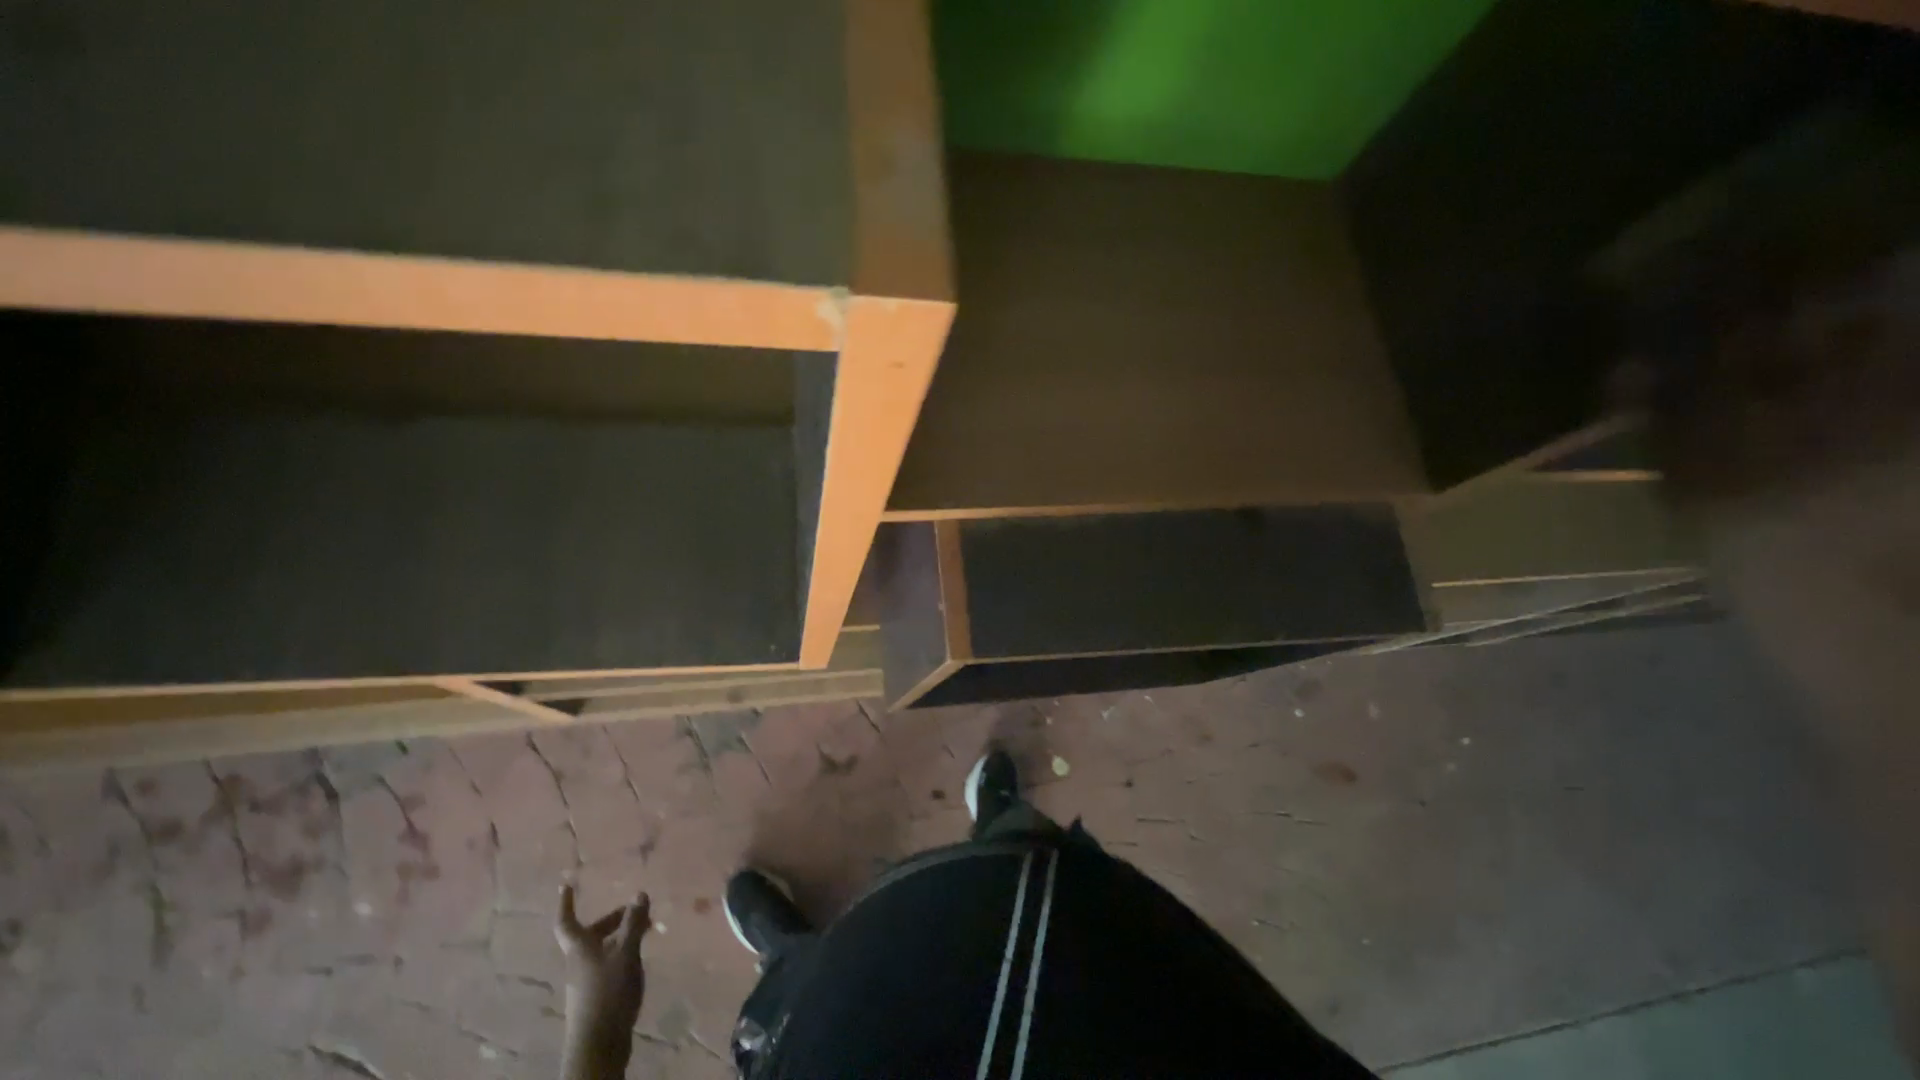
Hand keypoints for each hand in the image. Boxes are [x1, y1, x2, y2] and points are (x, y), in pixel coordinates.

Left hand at [555, 883, 650, 1079]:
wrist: (598, 1043)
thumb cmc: (608, 992)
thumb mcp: (625, 953)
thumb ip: (633, 925)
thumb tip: (639, 893)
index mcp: (579, 948)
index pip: (566, 920)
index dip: (566, 902)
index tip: (566, 885)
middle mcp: (578, 961)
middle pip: (591, 934)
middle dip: (612, 919)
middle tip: (634, 911)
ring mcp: (585, 980)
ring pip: (601, 950)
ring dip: (620, 937)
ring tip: (645, 933)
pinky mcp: (595, 996)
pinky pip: (607, 965)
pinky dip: (621, 955)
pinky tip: (638, 961)